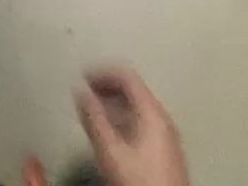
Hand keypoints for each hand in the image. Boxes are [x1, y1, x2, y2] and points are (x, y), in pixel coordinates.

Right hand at [73, 68, 188, 185]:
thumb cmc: (139, 178)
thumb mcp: (110, 150)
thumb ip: (94, 118)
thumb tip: (80, 92)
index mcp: (153, 111)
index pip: (128, 76)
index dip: (103, 71)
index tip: (83, 75)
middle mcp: (163, 118)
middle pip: (135, 90)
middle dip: (108, 87)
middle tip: (87, 90)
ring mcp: (167, 135)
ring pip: (138, 107)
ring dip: (115, 104)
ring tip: (95, 111)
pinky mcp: (166, 151)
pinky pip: (143, 122)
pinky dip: (124, 118)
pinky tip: (112, 133)